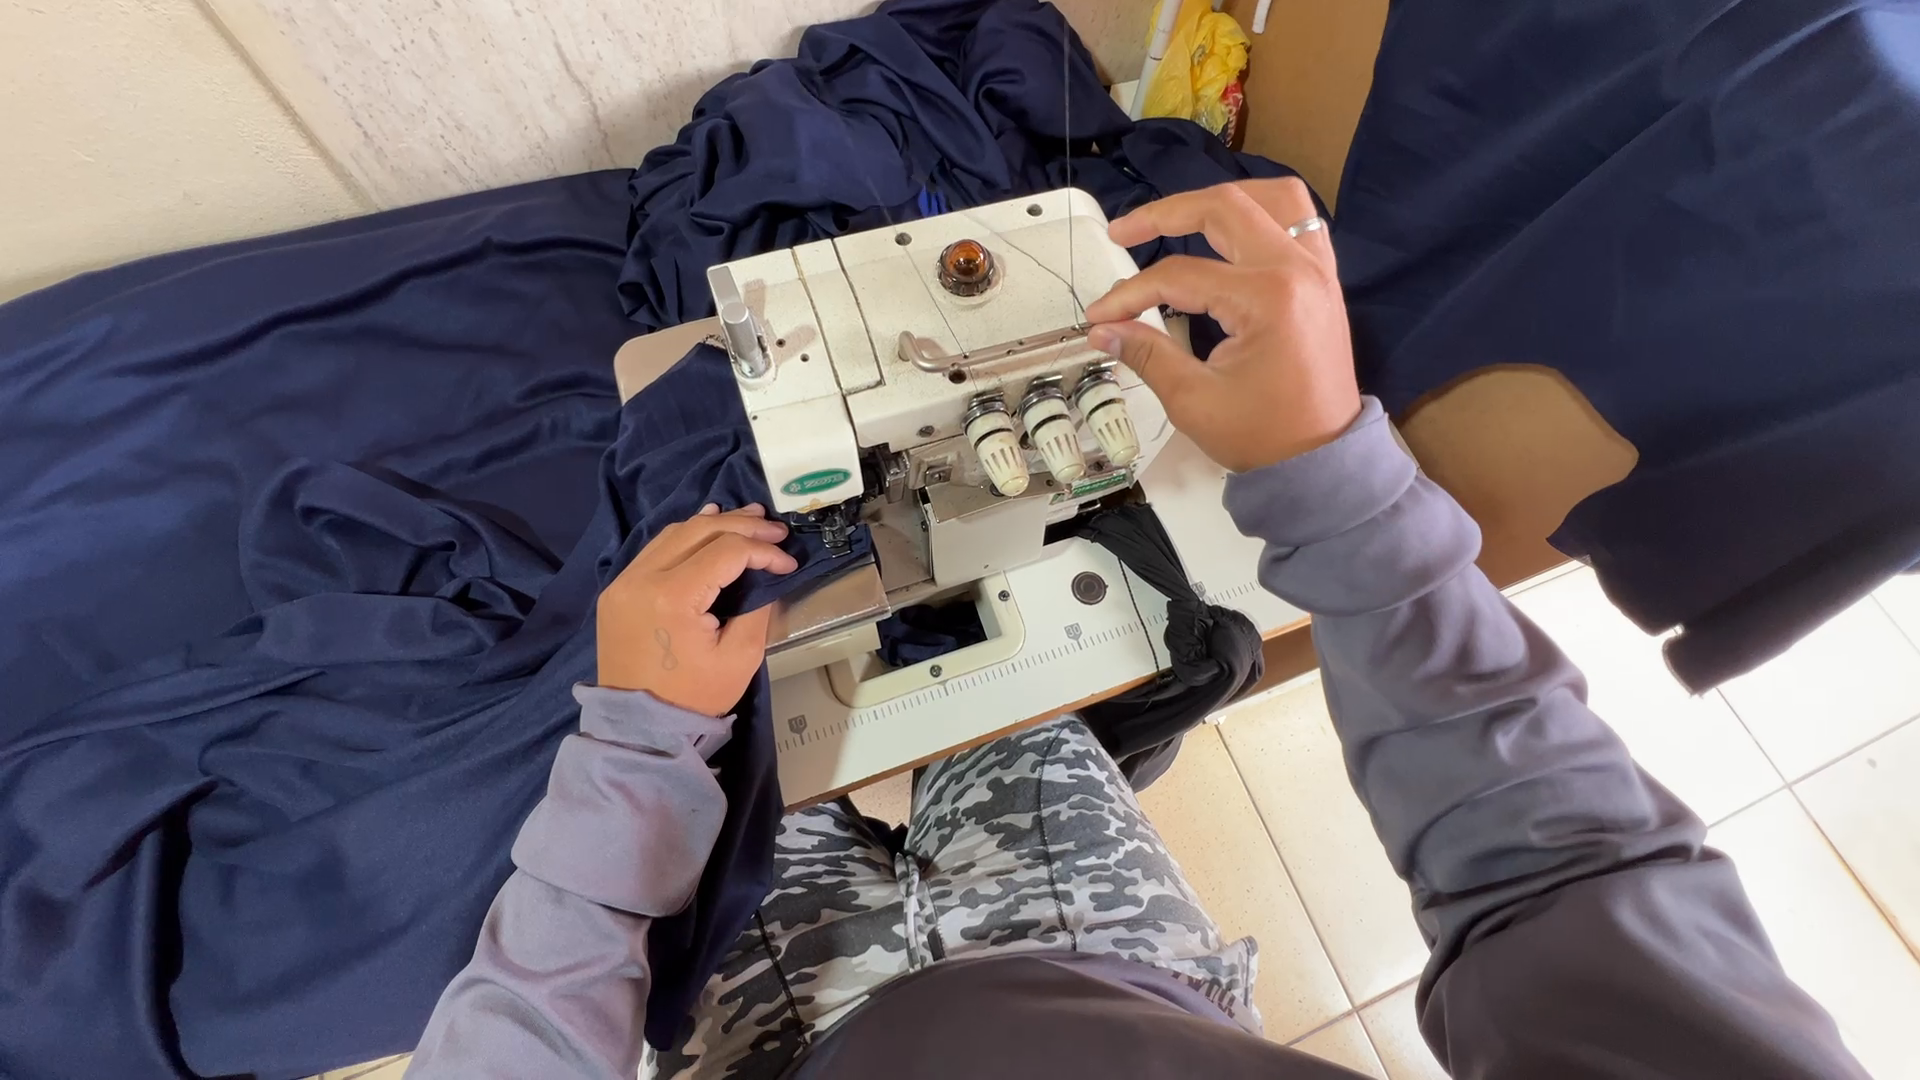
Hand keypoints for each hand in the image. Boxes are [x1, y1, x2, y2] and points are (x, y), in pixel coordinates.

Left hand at [596, 503, 798, 715]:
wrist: (638, 728)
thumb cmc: (694, 697)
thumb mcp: (741, 656)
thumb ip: (757, 607)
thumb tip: (765, 576)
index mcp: (672, 598)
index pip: (727, 552)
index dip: (763, 551)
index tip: (788, 564)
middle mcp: (642, 579)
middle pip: (700, 531)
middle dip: (744, 526)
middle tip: (776, 528)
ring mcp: (624, 582)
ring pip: (675, 532)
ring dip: (716, 523)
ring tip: (750, 518)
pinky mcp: (618, 589)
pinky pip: (656, 548)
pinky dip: (687, 534)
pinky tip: (710, 525)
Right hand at [1086, 178, 1362, 471]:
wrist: (1319, 460)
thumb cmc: (1259, 435)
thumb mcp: (1192, 400)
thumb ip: (1147, 353)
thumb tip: (1102, 330)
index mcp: (1265, 298)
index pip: (1179, 276)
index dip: (1130, 294)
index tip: (1098, 317)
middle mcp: (1296, 268)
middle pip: (1224, 209)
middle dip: (1164, 214)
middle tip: (1120, 233)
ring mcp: (1317, 269)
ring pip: (1271, 198)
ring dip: (1220, 202)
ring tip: (1178, 219)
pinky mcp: (1323, 280)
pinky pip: (1298, 221)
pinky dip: (1261, 215)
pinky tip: (1231, 234)